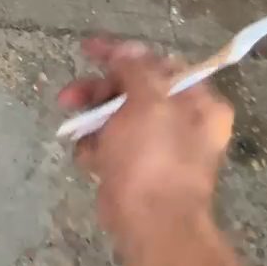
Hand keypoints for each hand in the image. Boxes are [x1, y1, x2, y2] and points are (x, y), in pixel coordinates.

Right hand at [58, 37, 234, 257]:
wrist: (150, 218)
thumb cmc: (153, 158)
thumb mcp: (148, 105)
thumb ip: (138, 72)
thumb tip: (128, 49)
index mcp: (197, 103)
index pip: (158, 64)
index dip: (121, 54)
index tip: (85, 48)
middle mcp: (181, 121)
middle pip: (131, 89)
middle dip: (97, 91)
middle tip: (68, 97)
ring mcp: (157, 144)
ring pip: (113, 116)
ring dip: (90, 120)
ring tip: (76, 133)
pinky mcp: (134, 164)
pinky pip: (106, 142)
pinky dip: (93, 146)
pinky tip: (91, 158)